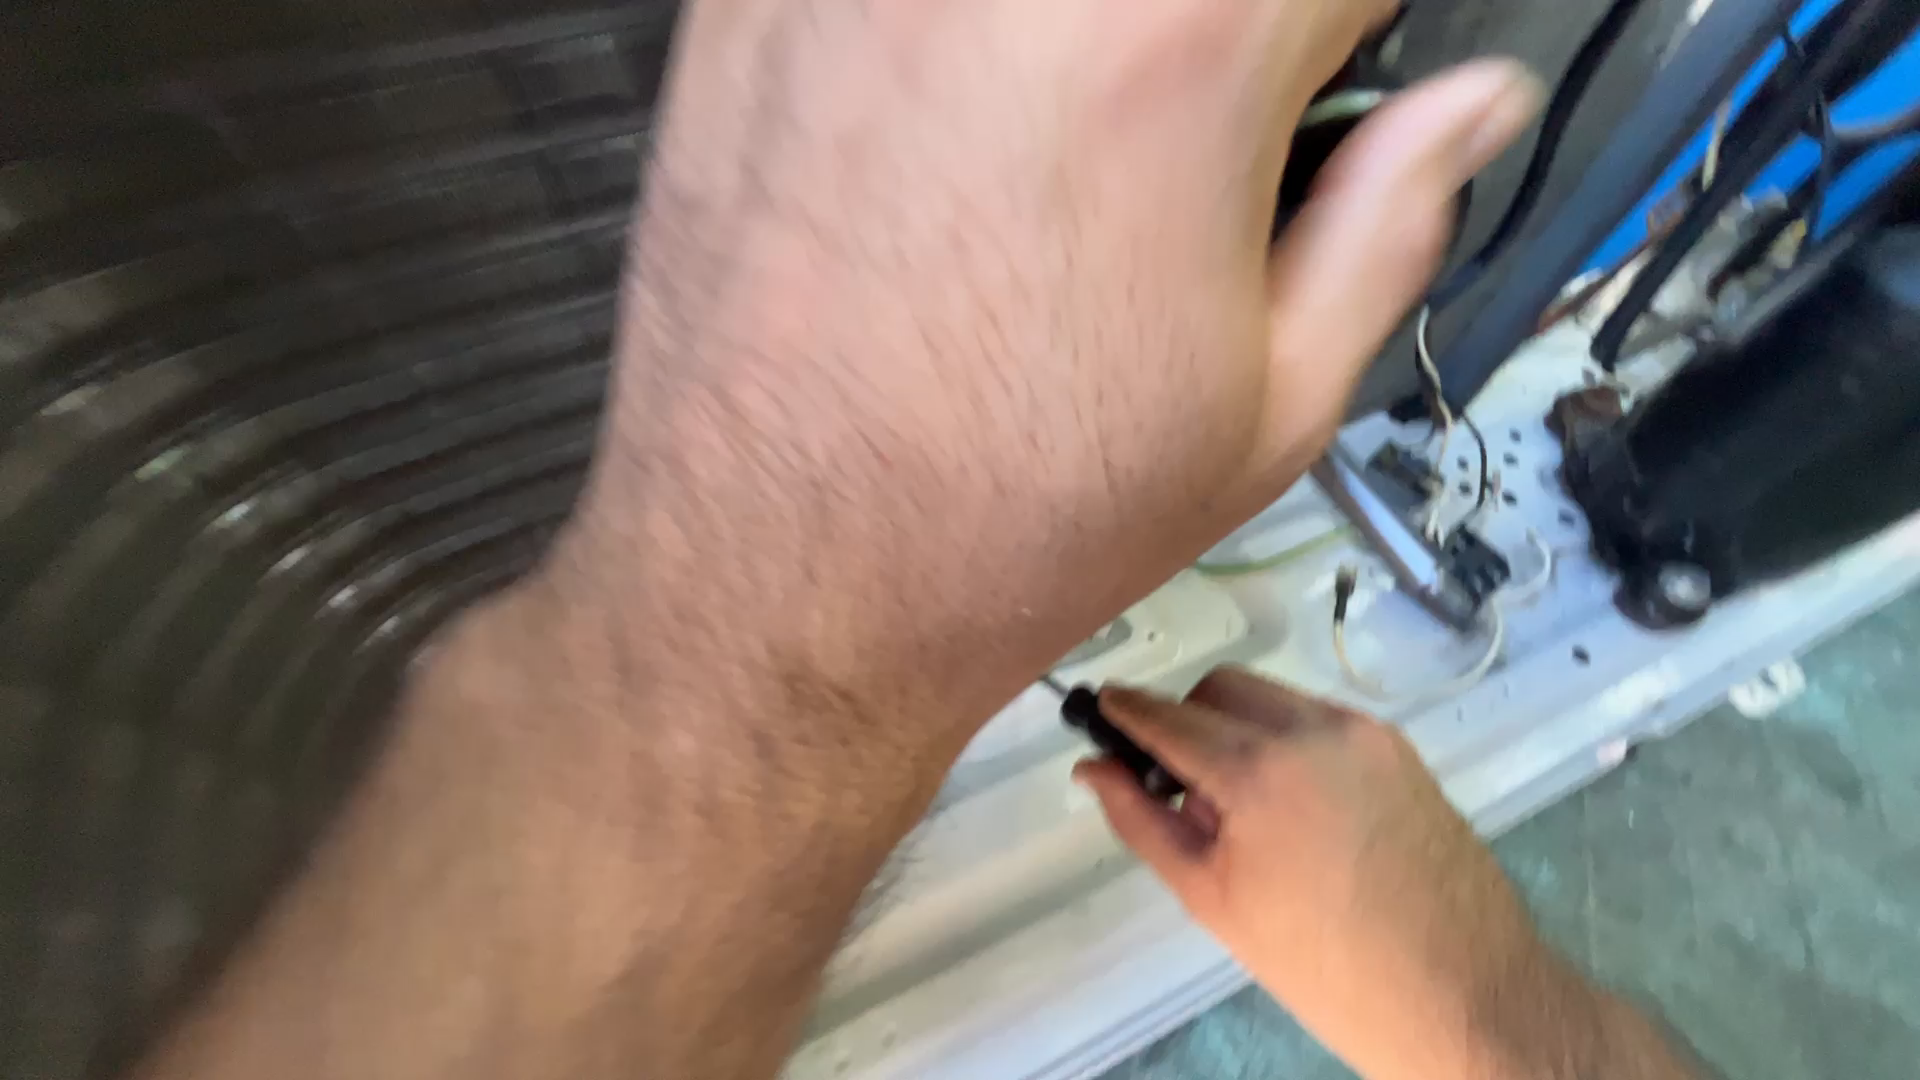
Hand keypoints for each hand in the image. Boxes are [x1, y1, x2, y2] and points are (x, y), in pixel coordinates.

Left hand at [568, 0, 1543, 685]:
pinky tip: (933, 166)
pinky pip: (902, 2)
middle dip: (1200, 47)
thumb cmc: (1010, 527)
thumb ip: (1386, 229)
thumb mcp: (1261, 416)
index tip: (1303, 89)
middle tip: (1163, 150)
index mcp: (1185, 38)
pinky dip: (947, 60)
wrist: (785, 580)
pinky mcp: (745, 18)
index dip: (1331, 37)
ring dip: (1066, 56)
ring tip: (1033, 174)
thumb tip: (1465, 113)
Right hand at [1075, 670, 1556, 1079]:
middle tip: (1180, 779)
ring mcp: (1362, 731)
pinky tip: (1293, 801)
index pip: (1168, 717)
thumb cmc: (1322, 963)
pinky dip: (1282, 737)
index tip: (1099, 703)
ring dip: (1233, 725)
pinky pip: (1313, 716)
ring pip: (1267, 694)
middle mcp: (1311, 730)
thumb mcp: (1211, 897)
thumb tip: (1092, 768)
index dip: (1125, 707)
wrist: (1468, 996)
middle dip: (1184, 717)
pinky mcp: (1396, 744)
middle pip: (1218, 687)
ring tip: (1243, 799)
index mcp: (1258, 772)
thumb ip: (1140, 819)